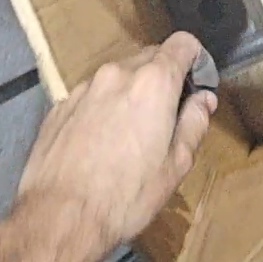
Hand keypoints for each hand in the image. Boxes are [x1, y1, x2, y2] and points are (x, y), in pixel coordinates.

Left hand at [18, 33, 217, 250]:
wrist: (58, 217)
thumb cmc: (127, 196)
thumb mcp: (176, 165)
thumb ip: (194, 123)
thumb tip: (204, 99)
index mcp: (153, 83)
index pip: (183, 43)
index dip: (196, 61)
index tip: (197, 87)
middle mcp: (117, 73)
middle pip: (151, 58)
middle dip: (165, 79)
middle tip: (167, 118)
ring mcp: (84, 87)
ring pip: (119, 76)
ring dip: (132, 93)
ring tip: (130, 136)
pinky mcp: (60, 106)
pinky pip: (93, 95)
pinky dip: (104, 107)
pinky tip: (100, 144)